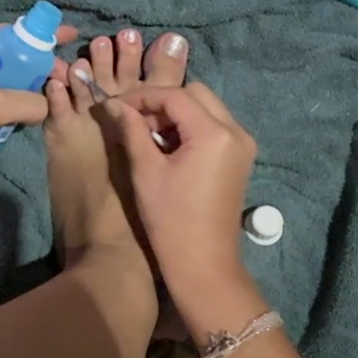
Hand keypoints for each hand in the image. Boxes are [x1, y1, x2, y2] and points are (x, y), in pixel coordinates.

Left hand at [0, 23, 74, 174]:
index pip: (20, 29)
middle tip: (59, 80)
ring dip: (18, 80)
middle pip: (10, 48)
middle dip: (36, 63)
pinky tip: (9, 109)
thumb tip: (48, 105)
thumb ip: (29, 103)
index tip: (74, 39)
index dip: (49, 36)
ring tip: (39, 98)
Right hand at [103, 83, 258, 304]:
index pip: (175, 96)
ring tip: (146, 136)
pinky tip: (167, 147)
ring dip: (175, 114)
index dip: (142, 96)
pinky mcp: (240, 157)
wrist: (203, 263)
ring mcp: (242, 144)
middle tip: (134, 121)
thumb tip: (115, 104)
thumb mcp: (146, 171)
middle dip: (161, 102)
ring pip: (205, 108)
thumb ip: (132, 130)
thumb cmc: (171, 220)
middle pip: (195, 94)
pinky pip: (214, 127)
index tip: (115, 105)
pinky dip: (189, 128)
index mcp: (215, 133)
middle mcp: (236, 131)